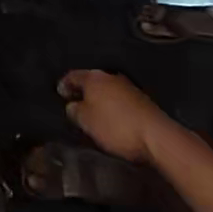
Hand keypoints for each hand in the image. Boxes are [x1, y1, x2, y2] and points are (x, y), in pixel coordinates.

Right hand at [58, 70, 172, 163]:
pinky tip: (109, 116)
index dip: (63, 84)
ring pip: (105, 89)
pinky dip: (110, 105)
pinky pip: (117, 99)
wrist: (155, 135)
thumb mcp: (86, 121)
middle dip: (81, 91)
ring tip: (91, 112)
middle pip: (90, 81)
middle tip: (73, 103)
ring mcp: (127, 86)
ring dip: (97, 99)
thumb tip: (72, 105)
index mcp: (93, 77)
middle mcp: (109, 76)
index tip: (58, 94)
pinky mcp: (139, 99)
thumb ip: (74, 110)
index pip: (72, 76)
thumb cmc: (115, 126)